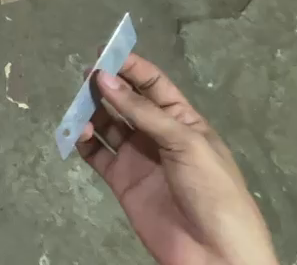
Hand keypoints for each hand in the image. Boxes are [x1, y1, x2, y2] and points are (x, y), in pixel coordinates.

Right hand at [79, 54, 277, 264]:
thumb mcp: (185, 144)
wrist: (218, 259)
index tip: (103, 52)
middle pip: (125, 100)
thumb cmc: (214, 193)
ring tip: (78, 106)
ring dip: (91, 111)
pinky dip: (82, 140)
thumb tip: (102, 77)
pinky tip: (78, 133)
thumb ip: (142, 112)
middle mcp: (156, 134)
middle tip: (85, 78)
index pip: (152, 83)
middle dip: (105, 85)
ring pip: (106, 123)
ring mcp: (137, 157)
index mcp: (182, 121)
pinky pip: (96, 153)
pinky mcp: (121, 180)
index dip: (129, 66)